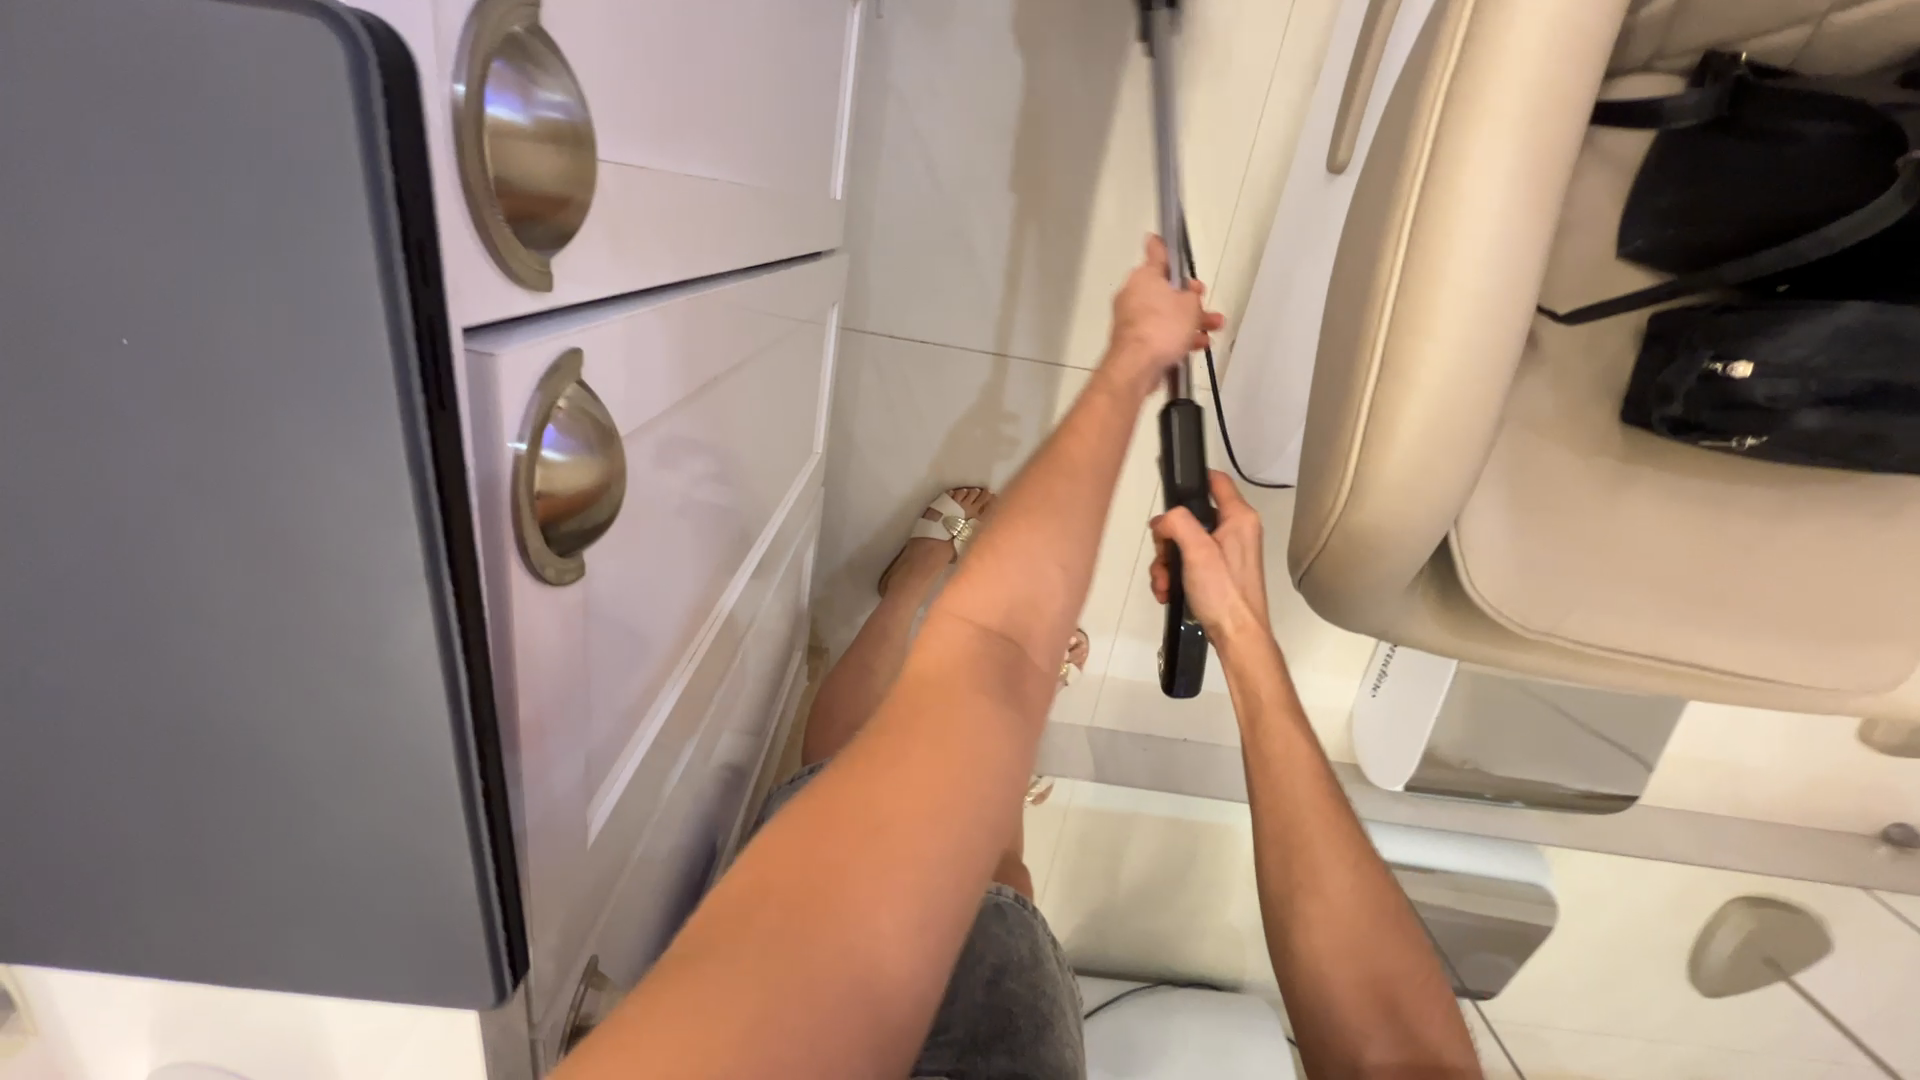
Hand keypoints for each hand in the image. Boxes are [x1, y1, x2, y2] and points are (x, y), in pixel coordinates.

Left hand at [1104, 235, 1224, 396]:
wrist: (1137, 366)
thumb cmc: (1163, 327)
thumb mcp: (1190, 305)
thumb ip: (1192, 295)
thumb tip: (1188, 292)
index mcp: (1144, 276)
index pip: (1156, 254)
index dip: (1163, 246)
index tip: (1159, 238)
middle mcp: (1133, 295)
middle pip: (1165, 290)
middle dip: (1189, 299)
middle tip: (1204, 304)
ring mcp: (1130, 320)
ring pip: (1164, 315)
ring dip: (1188, 322)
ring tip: (1211, 329)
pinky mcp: (1132, 342)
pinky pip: (1158, 334)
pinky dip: (1175, 338)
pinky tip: (1195, 346)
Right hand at [1150, 470, 1271, 648]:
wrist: (1237, 635)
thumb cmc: (1223, 592)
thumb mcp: (1197, 551)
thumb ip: (1178, 523)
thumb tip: (1162, 521)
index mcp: (1239, 518)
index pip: (1217, 481)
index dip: (1193, 480)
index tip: (1169, 490)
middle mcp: (1235, 531)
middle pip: (1189, 518)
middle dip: (1168, 540)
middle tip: (1164, 558)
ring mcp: (1226, 553)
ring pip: (1183, 543)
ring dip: (1166, 564)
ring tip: (1165, 584)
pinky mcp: (1217, 572)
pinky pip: (1187, 563)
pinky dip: (1174, 576)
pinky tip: (1168, 592)